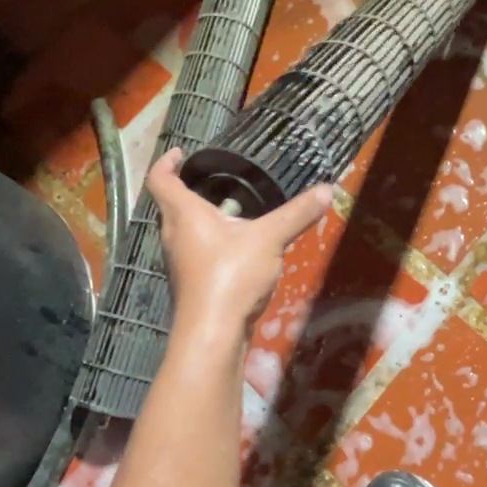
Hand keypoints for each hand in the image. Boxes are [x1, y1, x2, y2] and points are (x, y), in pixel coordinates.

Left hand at [146, 150, 333, 339]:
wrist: (213, 334)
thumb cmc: (231, 275)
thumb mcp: (269, 238)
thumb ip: (297, 214)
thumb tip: (327, 189)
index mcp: (183, 214)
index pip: (160, 179)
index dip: (166, 162)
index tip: (182, 153)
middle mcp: (173, 235)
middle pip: (170, 205)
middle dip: (188, 189)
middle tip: (213, 180)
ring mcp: (178, 262)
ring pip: (182, 231)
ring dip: (199, 218)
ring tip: (228, 211)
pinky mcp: (190, 284)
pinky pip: (194, 253)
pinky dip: (209, 243)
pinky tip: (234, 248)